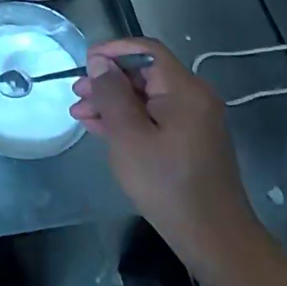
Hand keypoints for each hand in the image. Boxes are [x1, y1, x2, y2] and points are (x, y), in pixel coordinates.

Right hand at [69, 38, 252, 237]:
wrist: (210, 235)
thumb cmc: (165, 182)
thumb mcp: (128, 135)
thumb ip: (112, 94)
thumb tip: (100, 62)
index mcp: (185, 90)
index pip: (148, 51)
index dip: (114, 50)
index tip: (84, 62)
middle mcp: (194, 98)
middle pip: (146, 74)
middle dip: (108, 80)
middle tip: (76, 92)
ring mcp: (194, 120)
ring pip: (147, 97)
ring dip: (113, 102)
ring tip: (80, 113)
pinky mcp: (189, 140)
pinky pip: (155, 117)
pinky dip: (128, 119)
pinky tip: (100, 128)